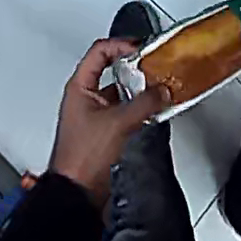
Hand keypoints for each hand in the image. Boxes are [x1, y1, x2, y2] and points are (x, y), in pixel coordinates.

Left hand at [47, 39, 170, 207]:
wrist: (78, 196)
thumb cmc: (82, 159)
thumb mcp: (118, 123)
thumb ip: (144, 103)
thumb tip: (161, 91)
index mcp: (80, 87)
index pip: (100, 51)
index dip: (121, 45)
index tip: (141, 49)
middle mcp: (86, 98)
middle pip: (113, 69)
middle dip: (136, 69)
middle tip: (154, 69)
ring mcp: (96, 114)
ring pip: (122, 91)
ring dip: (140, 91)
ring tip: (158, 91)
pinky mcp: (106, 131)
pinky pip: (126, 111)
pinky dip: (140, 109)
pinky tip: (154, 113)